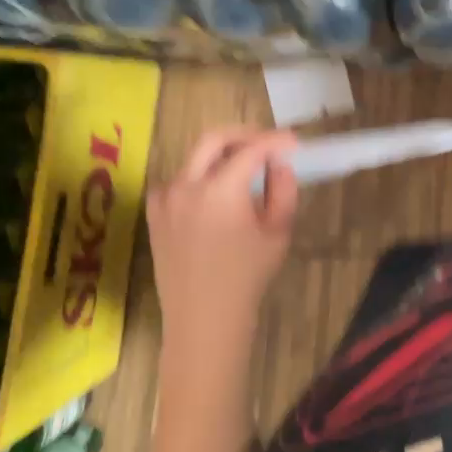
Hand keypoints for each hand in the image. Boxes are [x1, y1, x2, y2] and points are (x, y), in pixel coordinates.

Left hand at [147, 128, 298, 346]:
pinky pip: (179, 181)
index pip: (252, 149)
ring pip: (195, 160)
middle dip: (245, 135)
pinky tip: (217, 192)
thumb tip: (280, 163)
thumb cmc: (248, 275)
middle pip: (214, 140)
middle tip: (269, 144)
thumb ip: (283, 189)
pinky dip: (201, 177)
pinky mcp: (155, 214)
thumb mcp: (278, 230)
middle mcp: (187, 187)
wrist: (203, 316)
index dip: (277, 141)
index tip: (296, 143)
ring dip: (223, 156)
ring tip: (247, 169)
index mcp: (220, 190)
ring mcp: (165, 200)